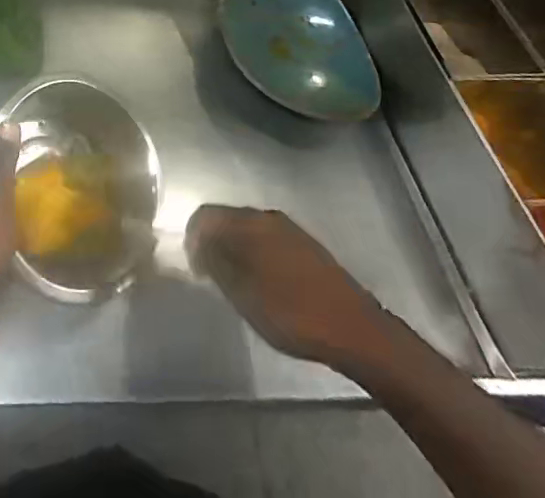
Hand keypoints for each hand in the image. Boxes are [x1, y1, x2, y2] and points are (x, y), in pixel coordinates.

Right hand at [187, 205, 395, 372]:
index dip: (192, 238)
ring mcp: (289, 230)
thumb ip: (216, 262)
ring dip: (233, 249)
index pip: (205, 215)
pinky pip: (265, 239)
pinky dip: (253, 254)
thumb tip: (199, 242)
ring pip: (246, 230)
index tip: (193, 268)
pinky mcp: (304, 245)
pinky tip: (260, 284)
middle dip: (211, 243)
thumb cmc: (291, 313)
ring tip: (233, 284)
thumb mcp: (242, 293)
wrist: (353, 328)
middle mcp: (268, 218)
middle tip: (209, 278)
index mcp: (250, 224)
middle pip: (226, 219)